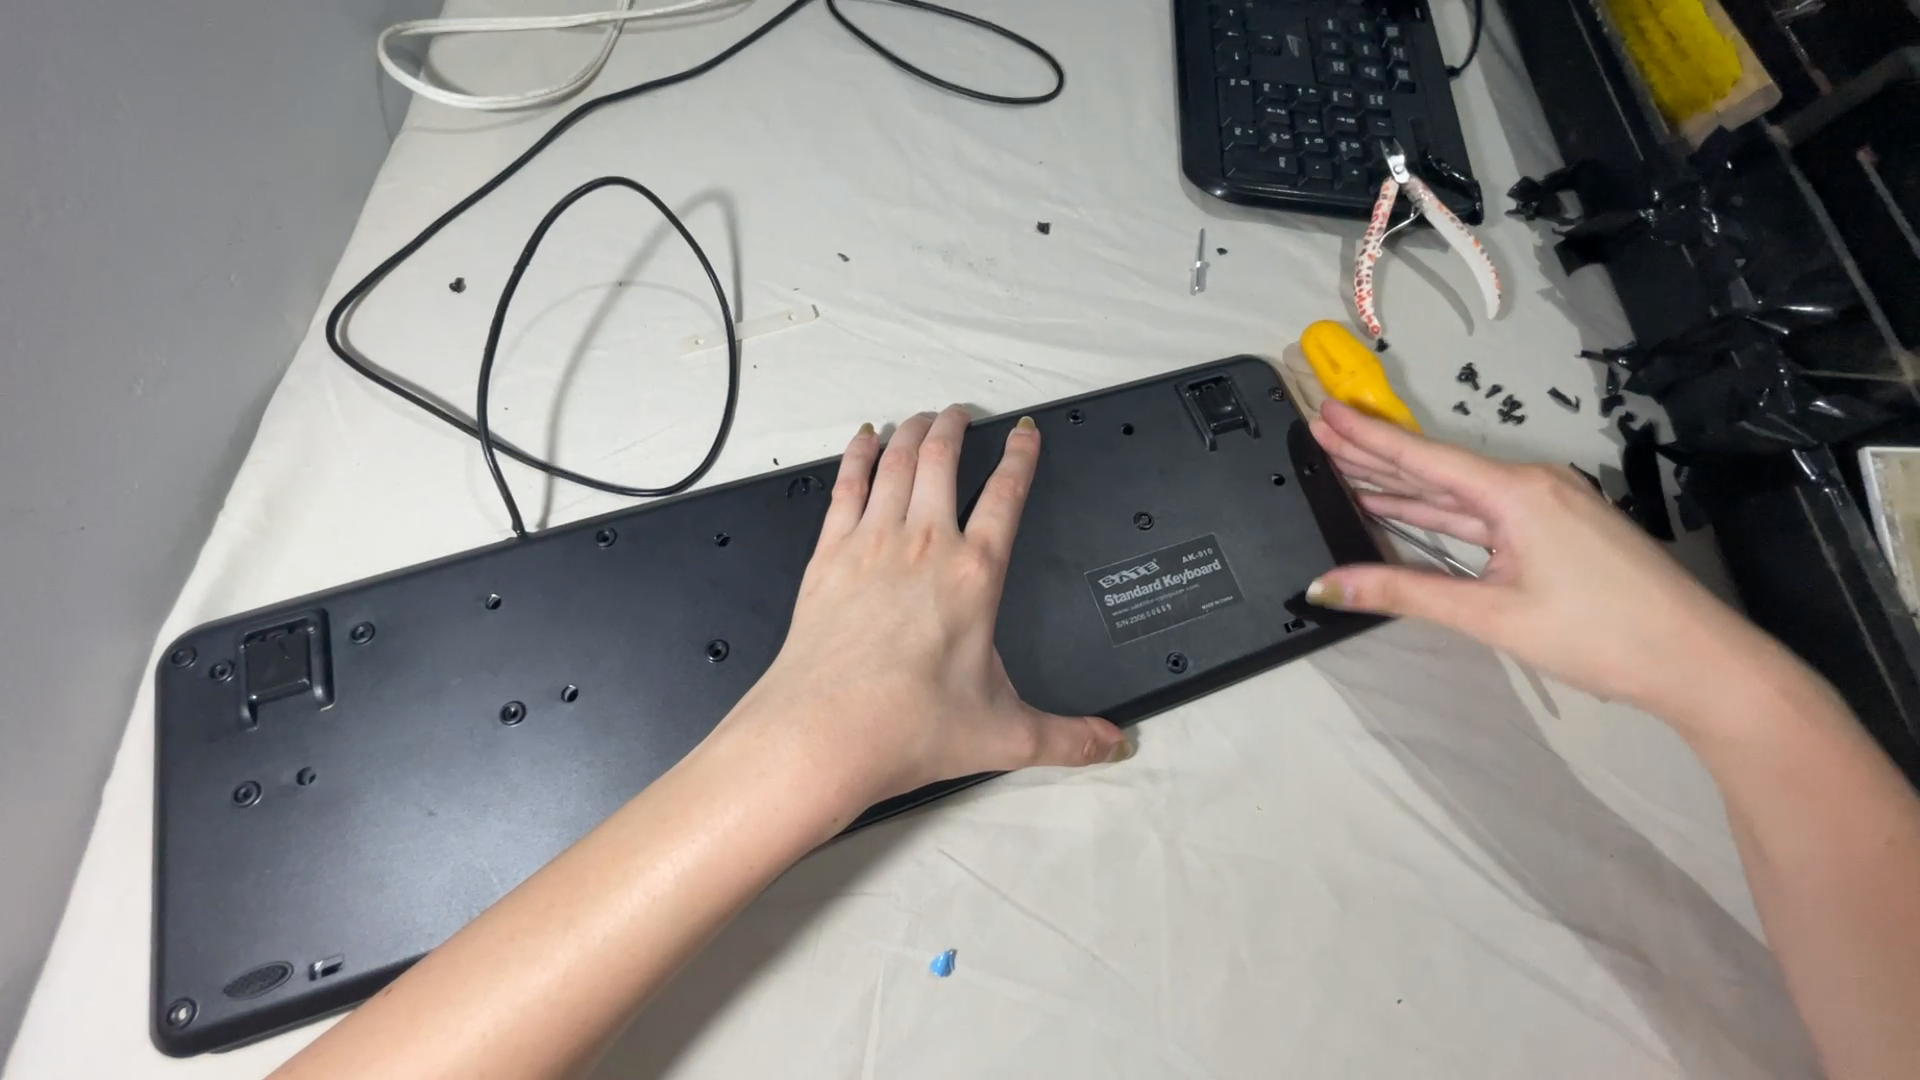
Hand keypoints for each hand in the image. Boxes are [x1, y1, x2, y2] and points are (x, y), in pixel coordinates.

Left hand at [718, 406, 1129, 815]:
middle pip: (944, 461)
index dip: (1021, 456)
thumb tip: (1110, 744)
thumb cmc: (906, 726)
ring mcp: (872, 543)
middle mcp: (924, 545)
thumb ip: (1066, 737)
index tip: (1026, 433)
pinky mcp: (829, 554)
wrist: (822, 732)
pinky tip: (863, 441)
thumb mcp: (1003, 735)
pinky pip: (847, 485)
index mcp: (974, 575)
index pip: (1007, 495)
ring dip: (913, 433)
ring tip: (922, 416)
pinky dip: (858, 456)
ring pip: (897, 463)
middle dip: (956, 427)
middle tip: (963, 412)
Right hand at [1305, 401, 1785, 722]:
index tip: (1324, 411)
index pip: (1422, 459)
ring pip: (1452, 492)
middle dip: (1373, 452)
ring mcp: (1542, 507)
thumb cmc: (1599, 634)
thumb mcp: (1490, 615)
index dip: (1367, 437)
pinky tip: (1399, 506)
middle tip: (1321, 432)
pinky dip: (1433, 510)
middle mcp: (1527, 487)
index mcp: (1515, 494)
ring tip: (1345, 466)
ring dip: (1398, 483)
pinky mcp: (1550, 530)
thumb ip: (1402, 592)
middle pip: (1433, 468)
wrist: (1702, 664)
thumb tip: (1324, 586)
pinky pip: (1475, 512)